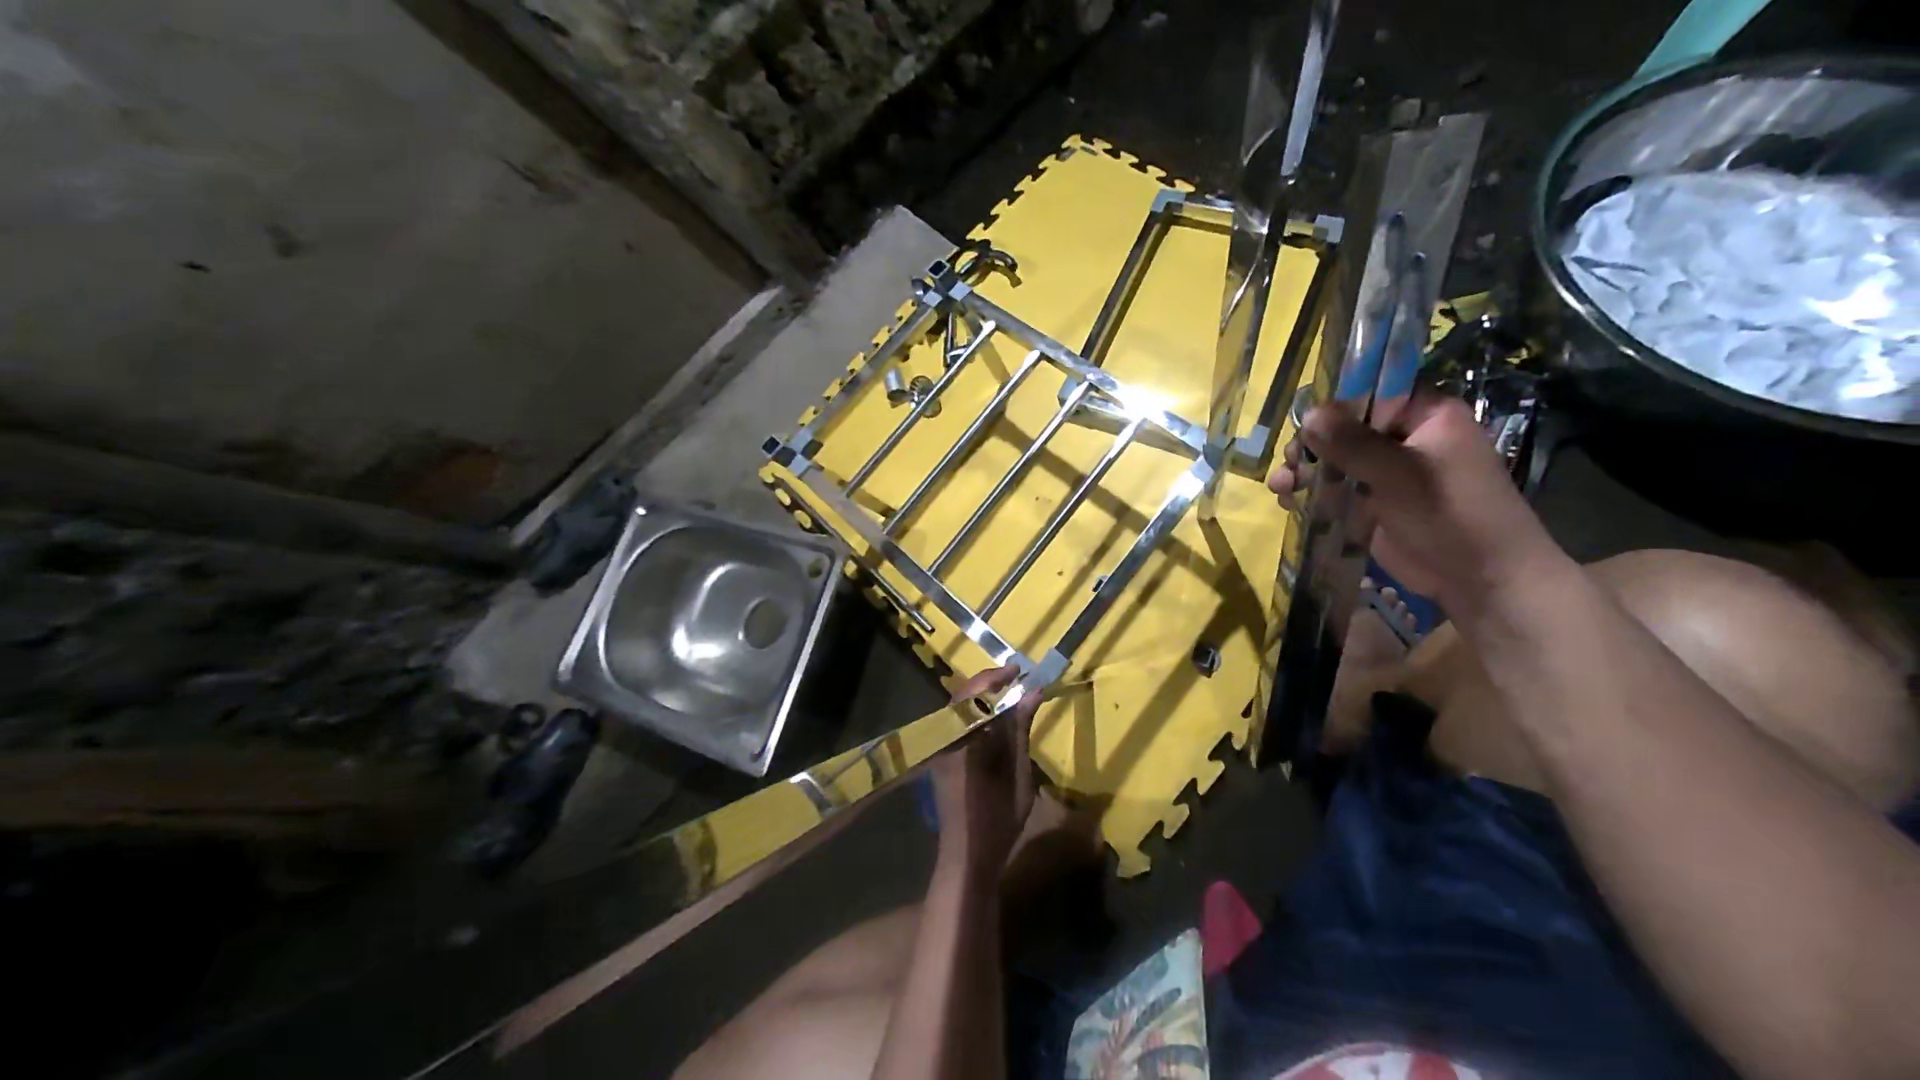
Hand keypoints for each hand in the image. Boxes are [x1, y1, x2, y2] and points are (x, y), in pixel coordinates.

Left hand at [930, 665, 1041, 874]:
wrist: (968, 855)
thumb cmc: (999, 820)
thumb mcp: (1019, 774)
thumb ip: (1020, 729)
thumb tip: (1033, 693)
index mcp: (963, 739)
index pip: (976, 693)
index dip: (998, 677)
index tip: (1021, 670)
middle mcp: (945, 737)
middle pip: (963, 696)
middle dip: (990, 683)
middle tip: (1017, 679)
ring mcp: (939, 746)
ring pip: (959, 708)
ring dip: (982, 696)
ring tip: (1010, 694)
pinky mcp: (940, 755)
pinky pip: (956, 723)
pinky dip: (976, 713)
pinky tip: (994, 718)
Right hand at [1267, 393, 1560, 618]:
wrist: (1480, 579)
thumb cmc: (1451, 514)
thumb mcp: (1401, 474)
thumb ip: (1353, 443)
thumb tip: (1309, 413)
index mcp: (1425, 416)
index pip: (1374, 389)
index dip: (1335, 401)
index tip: (1304, 421)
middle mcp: (1403, 437)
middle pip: (1344, 425)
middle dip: (1311, 442)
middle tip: (1290, 460)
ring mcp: (1385, 471)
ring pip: (1333, 458)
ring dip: (1304, 469)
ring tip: (1281, 486)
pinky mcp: (1371, 502)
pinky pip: (1334, 488)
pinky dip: (1310, 492)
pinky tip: (1289, 501)